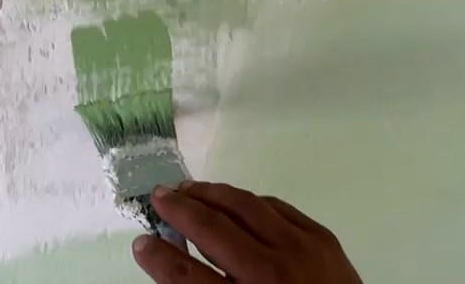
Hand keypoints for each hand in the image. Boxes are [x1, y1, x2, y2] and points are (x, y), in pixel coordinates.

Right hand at [134, 182, 361, 282]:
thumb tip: (178, 267)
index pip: (188, 278)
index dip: (159, 259)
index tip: (140, 241)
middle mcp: (272, 274)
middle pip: (213, 231)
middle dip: (179, 210)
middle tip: (158, 195)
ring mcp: (301, 251)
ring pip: (244, 206)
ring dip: (211, 194)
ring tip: (189, 189)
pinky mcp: (324, 239)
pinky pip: (276, 207)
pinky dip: (250, 202)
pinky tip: (235, 202)